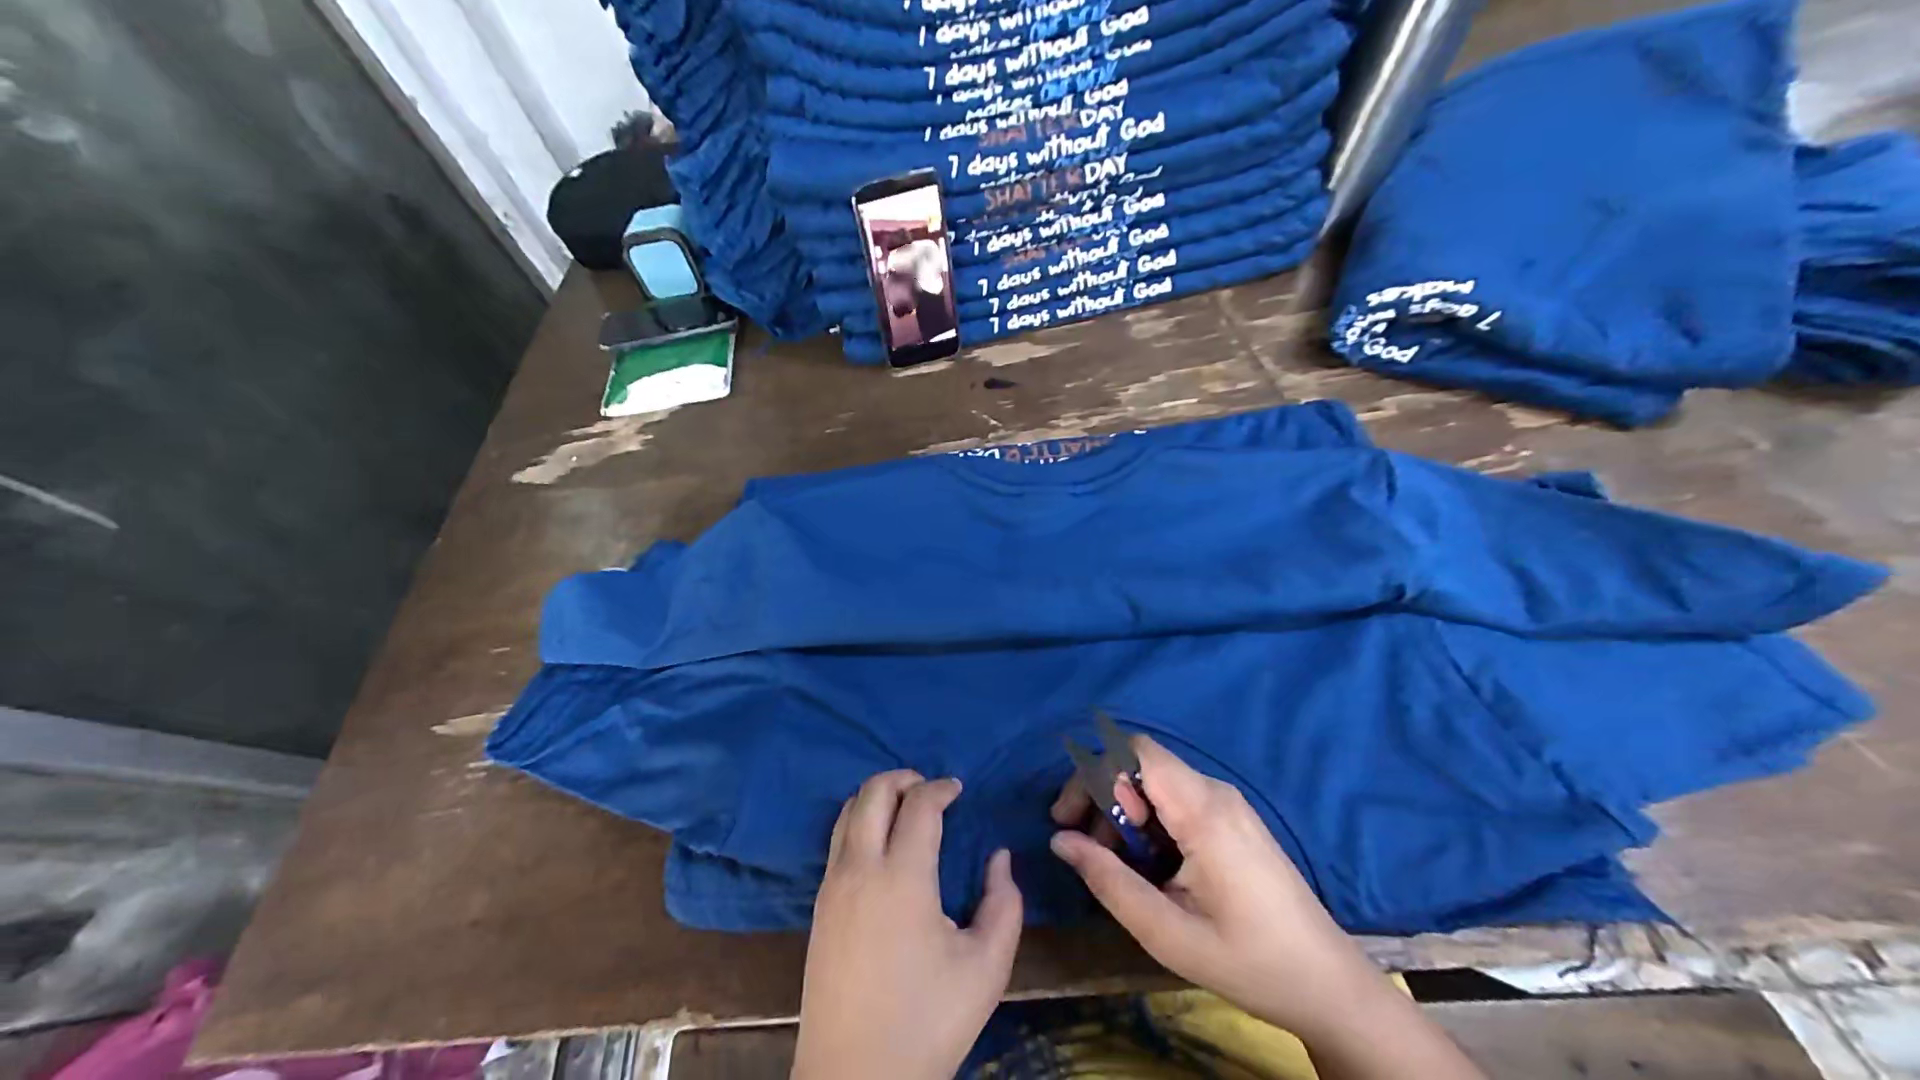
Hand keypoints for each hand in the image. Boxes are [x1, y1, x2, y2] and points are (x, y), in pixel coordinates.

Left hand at [792, 771, 1022, 1079]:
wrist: (855, 1077)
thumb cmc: (928, 1020)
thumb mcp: (987, 967)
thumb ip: (1004, 903)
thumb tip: (999, 858)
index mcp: (903, 877)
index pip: (918, 805)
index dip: (940, 787)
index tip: (958, 788)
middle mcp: (860, 868)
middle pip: (872, 792)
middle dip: (902, 778)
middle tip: (930, 787)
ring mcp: (832, 886)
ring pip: (846, 812)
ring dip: (876, 796)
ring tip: (905, 806)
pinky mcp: (819, 906)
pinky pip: (836, 841)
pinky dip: (859, 822)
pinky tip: (881, 844)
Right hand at [1047, 736, 1384, 1039]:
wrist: (1328, 983)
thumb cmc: (1249, 962)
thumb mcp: (1167, 933)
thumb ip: (1109, 881)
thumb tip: (1060, 840)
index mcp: (1204, 812)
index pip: (1134, 751)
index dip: (1092, 774)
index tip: (1069, 821)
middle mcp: (1216, 793)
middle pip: (1139, 764)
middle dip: (1101, 796)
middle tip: (1087, 849)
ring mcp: (1227, 804)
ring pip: (1154, 781)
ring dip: (1122, 812)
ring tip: (1117, 865)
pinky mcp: (1231, 818)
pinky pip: (1175, 799)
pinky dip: (1147, 821)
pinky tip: (1149, 865)